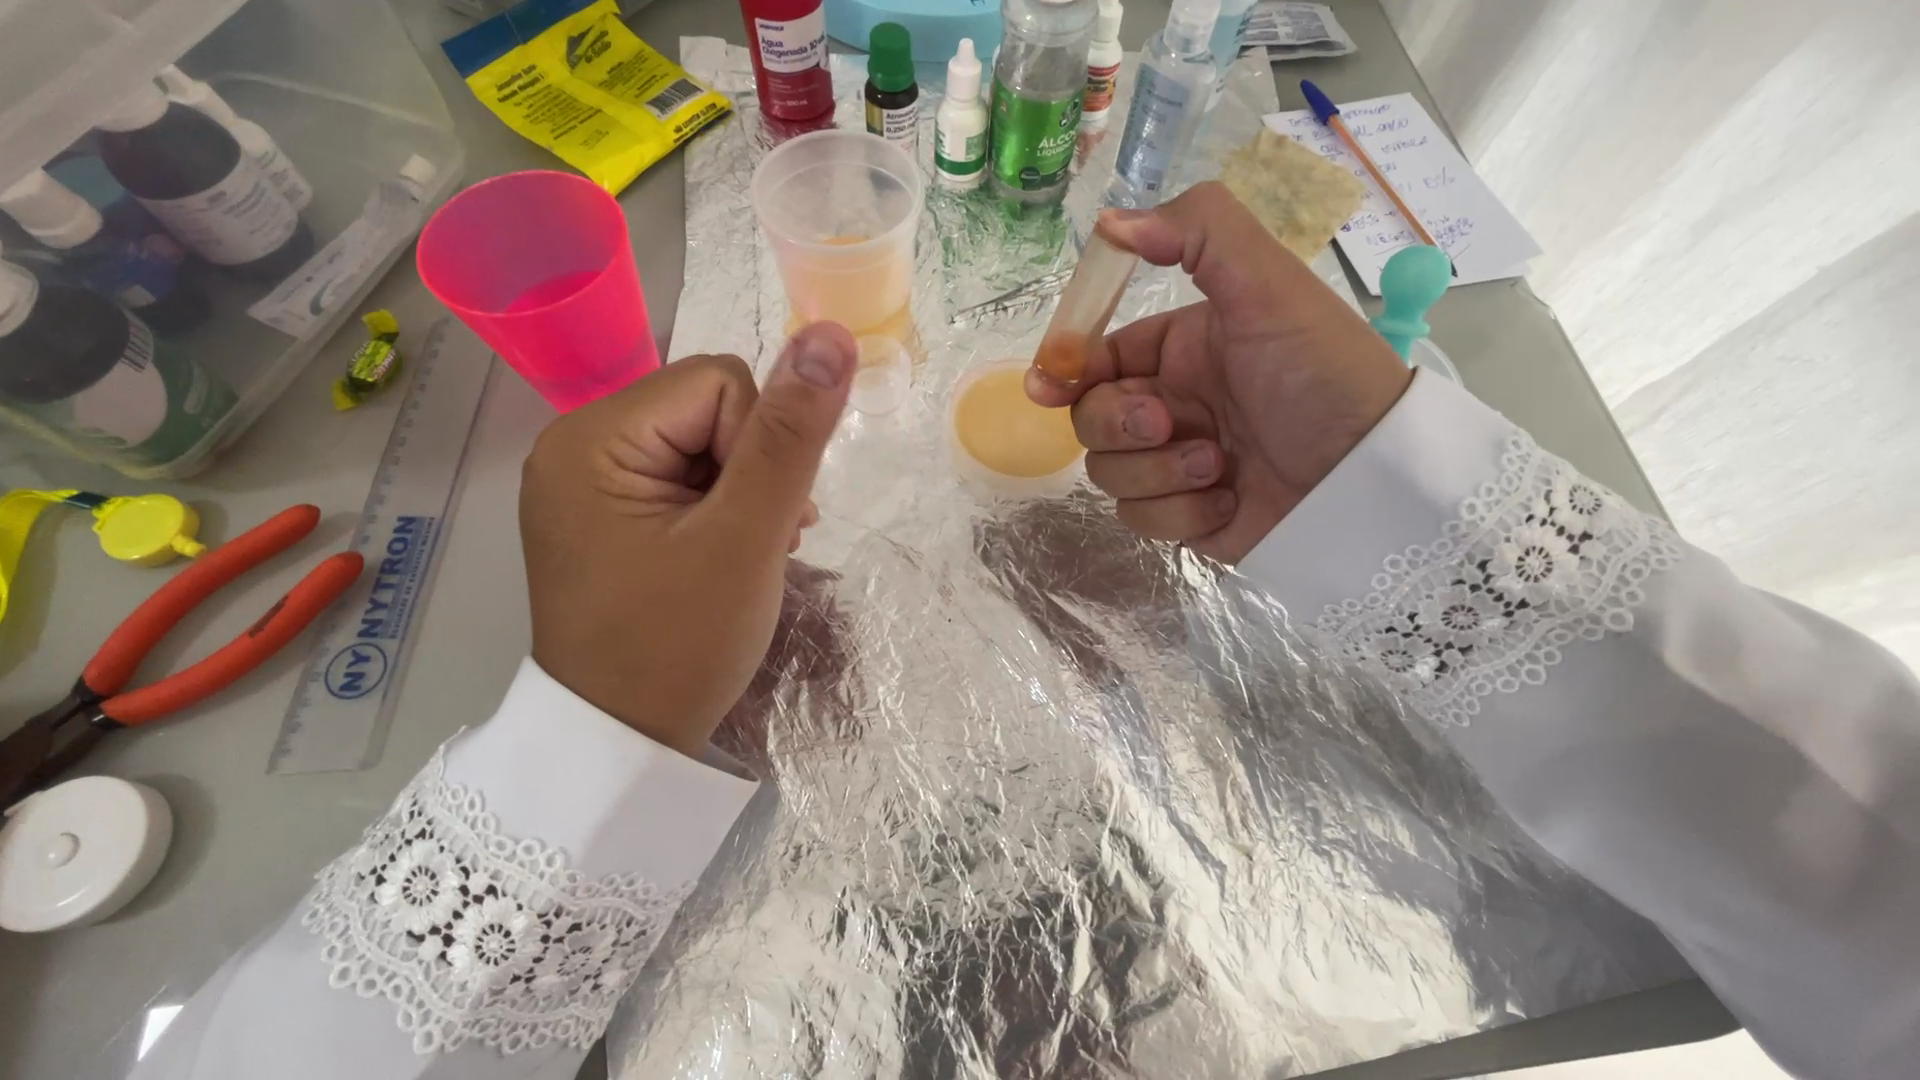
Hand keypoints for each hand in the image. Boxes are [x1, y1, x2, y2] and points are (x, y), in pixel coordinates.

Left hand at [520, 323, 856, 756]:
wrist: (621, 744)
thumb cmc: (680, 643)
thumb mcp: (747, 536)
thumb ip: (791, 436)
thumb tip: (832, 334)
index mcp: (594, 437)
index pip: (719, 382)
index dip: (761, 444)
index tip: (757, 521)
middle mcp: (578, 444)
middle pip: (709, 408)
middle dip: (754, 469)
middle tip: (762, 542)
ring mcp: (588, 483)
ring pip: (705, 442)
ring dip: (745, 492)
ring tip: (749, 554)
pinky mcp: (605, 516)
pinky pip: (683, 478)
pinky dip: (721, 509)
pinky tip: (728, 555)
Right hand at [1027, 182, 1412, 562]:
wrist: (1371, 476)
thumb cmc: (1320, 372)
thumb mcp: (1269, 285)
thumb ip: (1198, 234)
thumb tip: (1109, 222)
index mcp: (1181, 350)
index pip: (1099, 356)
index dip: (1067, 367)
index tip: (1049, 382)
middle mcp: (1172, 404)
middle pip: (1091, 418)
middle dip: (1119, 424)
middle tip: (1163, 425)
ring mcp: (1175, 464)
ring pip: (1108, 472)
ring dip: (1157, 472)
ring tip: (1218, 466)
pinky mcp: (1185, 518)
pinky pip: (1139, 518)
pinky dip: (1179, 514)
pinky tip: (1229, 503)